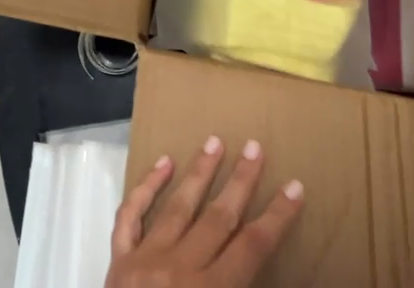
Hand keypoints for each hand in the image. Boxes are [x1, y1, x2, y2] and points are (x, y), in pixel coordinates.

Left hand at [105, 136, 303, 287]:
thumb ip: (243, 286)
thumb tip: (257, 264)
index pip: (253, 247)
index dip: (277, 217)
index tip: (296, 187)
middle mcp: (181, 270)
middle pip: (219, 217)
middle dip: (241, 181)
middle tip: (256, 146)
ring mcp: (146, 261)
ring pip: (178, 206)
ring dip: (198, 172)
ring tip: (214, 141)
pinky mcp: (118, 261)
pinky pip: (131, 216)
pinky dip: (146, 188)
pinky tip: (162, 163)